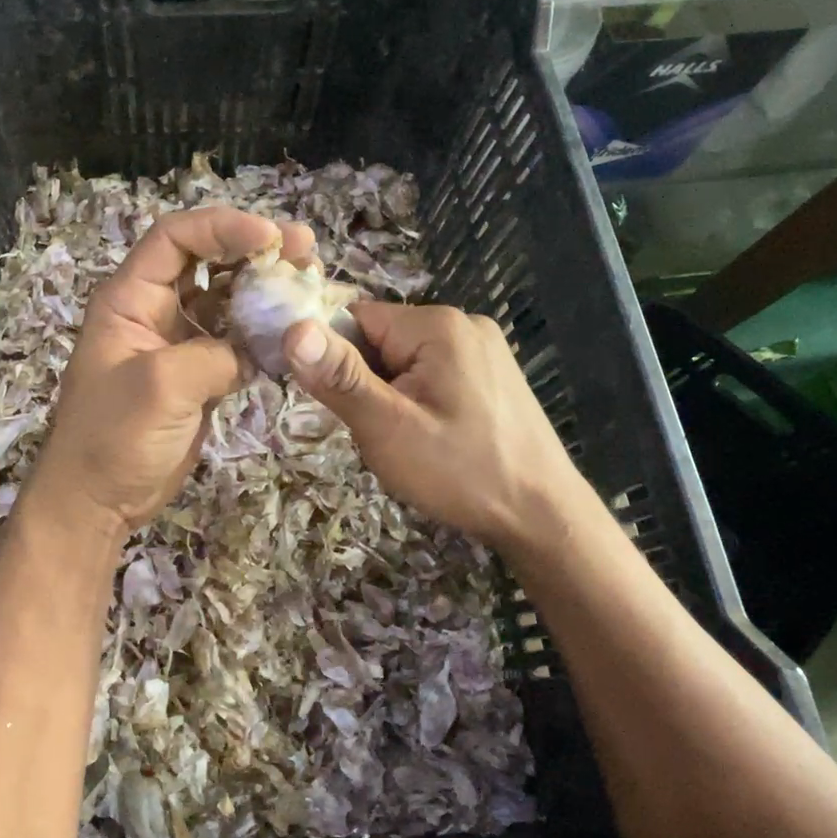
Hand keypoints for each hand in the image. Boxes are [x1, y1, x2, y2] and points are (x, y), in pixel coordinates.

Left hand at [32, 208, 314, 537]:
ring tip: (309, 281)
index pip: (175, 238)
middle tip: (304, 247)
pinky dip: (265, 334)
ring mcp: (178, 343)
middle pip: (207, 261)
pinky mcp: (199, 374)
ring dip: (265, 288)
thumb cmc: (113, 437)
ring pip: (227, 299)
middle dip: (254, 249)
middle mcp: (154, 310)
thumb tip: (259, 348)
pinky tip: (296, 331)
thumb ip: (214, 355)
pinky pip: (237, 341)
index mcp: (129, 298)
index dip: (222, 227)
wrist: (99, 501)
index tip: (270, 236)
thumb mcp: (161, 386)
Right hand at [282, 303, 595, 556]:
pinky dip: (420, 402)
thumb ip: (339, 377)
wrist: (544, 517)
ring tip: (411, 441)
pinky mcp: (493, 374)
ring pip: (404, 361)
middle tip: (383, 433)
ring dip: (392, 397)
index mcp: (437, 325)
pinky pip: (433, 374)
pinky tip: (435, 438)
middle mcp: (463, 323)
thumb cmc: (462, 471)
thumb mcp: (388, 427)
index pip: (355, 320)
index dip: (338, 362)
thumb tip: (291, 329)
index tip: (345, 407)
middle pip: (380, 340)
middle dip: (369, 384)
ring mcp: (484, 349)